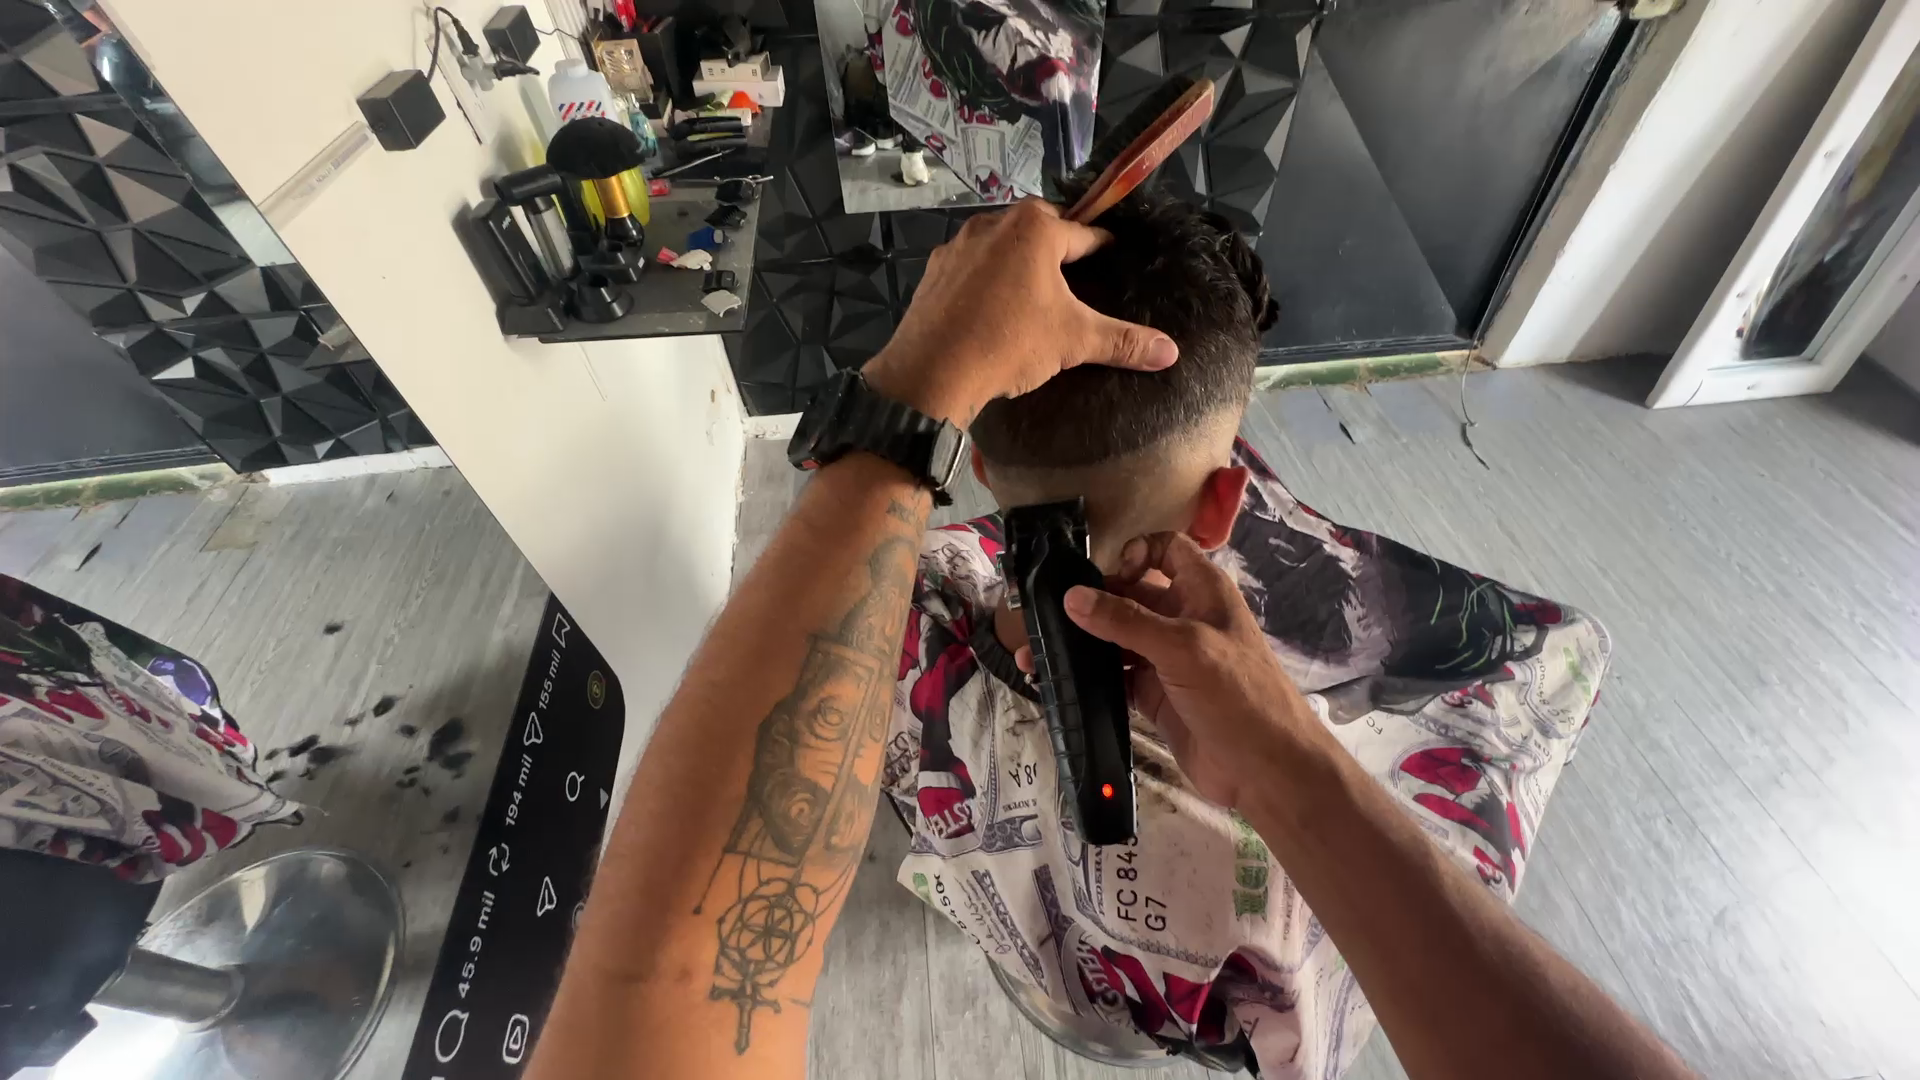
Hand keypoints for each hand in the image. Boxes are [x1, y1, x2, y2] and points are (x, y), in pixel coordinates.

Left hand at [861, 199, 1178, 424]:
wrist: (931, 373)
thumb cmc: (1008, 345)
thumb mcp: (1072, 341)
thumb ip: (1122, 341)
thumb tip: (1172, 352)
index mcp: (1035, 229)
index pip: (1085, 234)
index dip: (1103, 249)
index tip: (1113, 259)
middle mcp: (993, 223)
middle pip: (1039, 231)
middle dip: (1056, 250)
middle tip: (1071, 281)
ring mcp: (958, 245)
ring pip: (1000, 246)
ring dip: (1016, 263)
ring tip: (1030, 296)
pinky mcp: (933, 272)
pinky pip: (970, 268)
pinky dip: (984, 281)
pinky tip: (989, 309)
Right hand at [1060, 532, 1328, 810]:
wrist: (1267, 771)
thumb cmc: (1236, 694)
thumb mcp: (1182, 647)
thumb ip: (1125, 620)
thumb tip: (1071, 597)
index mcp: (1201, 591)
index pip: (1165, 549)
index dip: (1136, 553)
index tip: (1111, 578)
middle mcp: (1182, 618)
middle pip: (1129, 595)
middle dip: (1091, 603)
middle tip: (1047, 619)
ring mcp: (1166, 658)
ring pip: (1116, 638)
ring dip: (1082, 643)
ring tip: (1038, 655)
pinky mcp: (1153, 694)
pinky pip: (1115, 676)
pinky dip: (1089, 676)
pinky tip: (1057, 681)